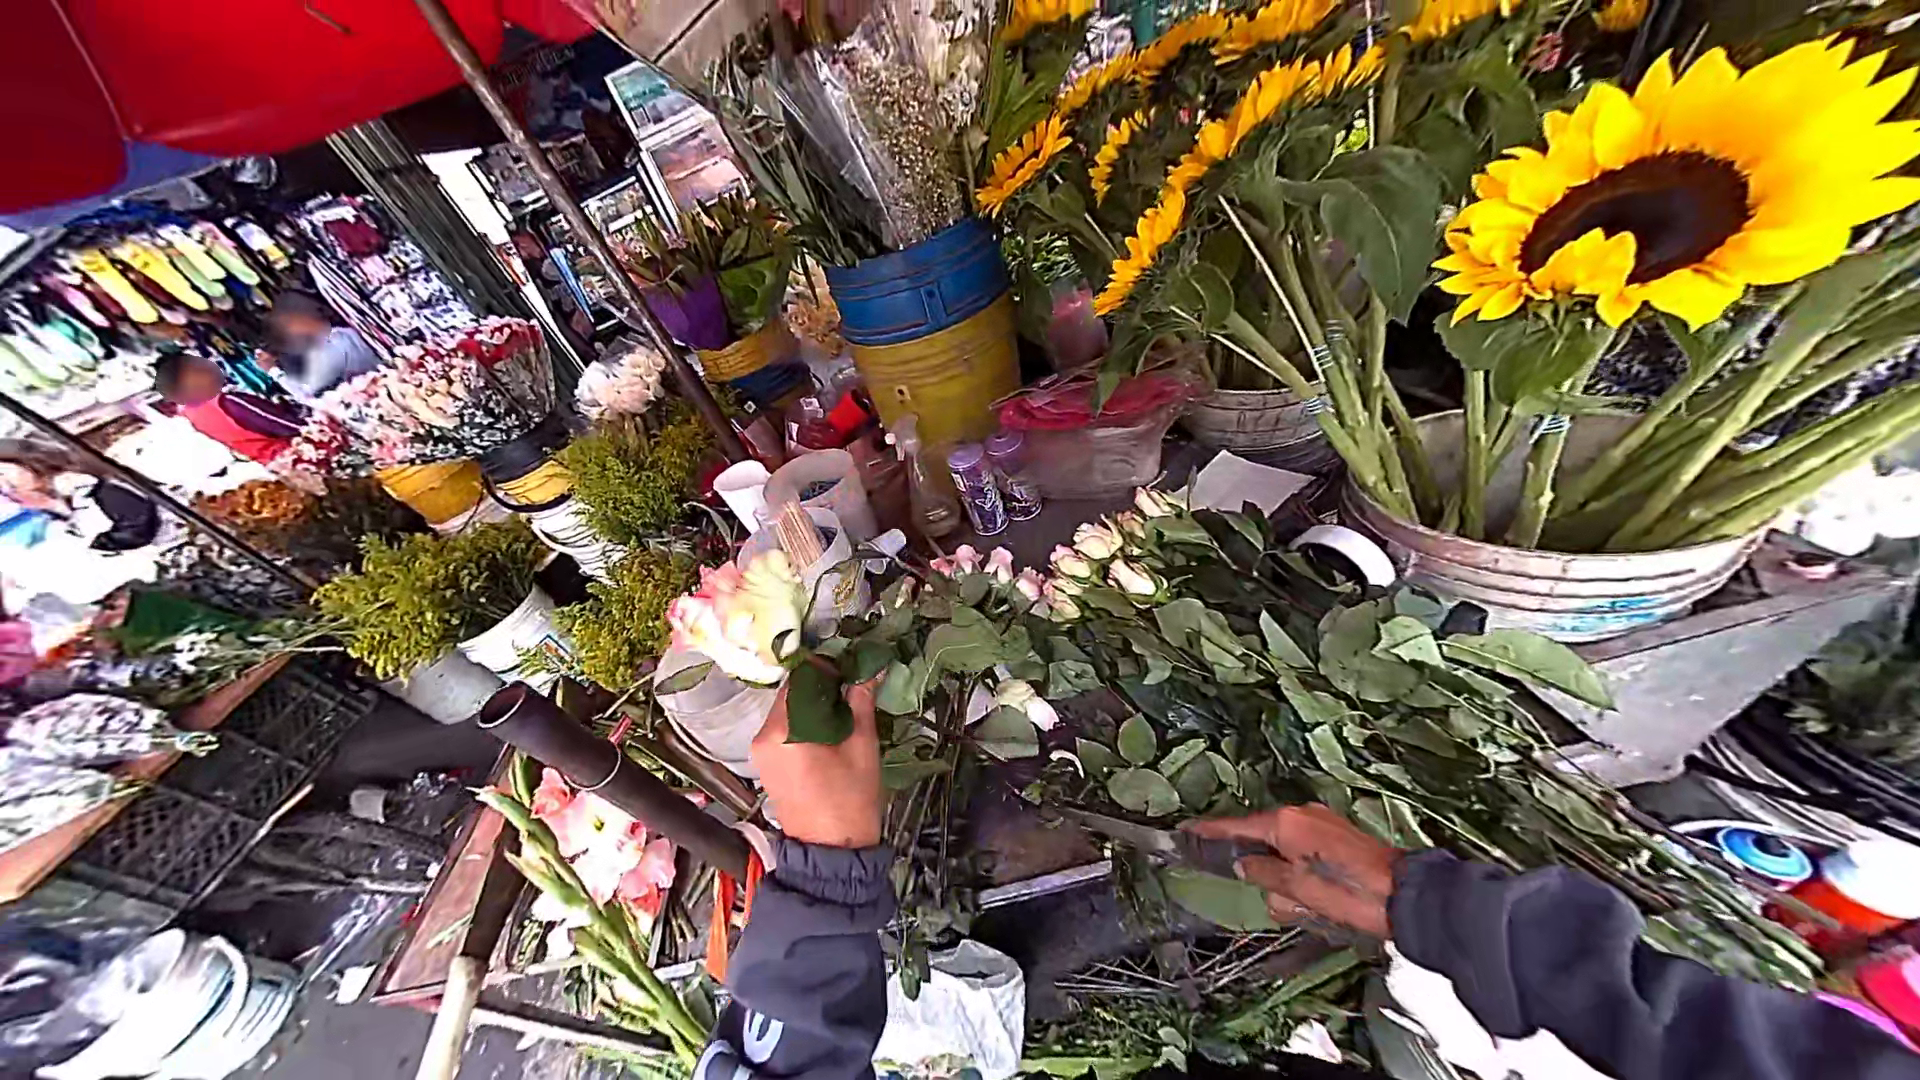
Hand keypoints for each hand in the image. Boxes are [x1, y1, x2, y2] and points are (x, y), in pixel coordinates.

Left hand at [750, 668, 882, 848]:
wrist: (831, 852)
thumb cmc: (849, 801)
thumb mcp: (862, 745)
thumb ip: (861, 702)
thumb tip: (868, 670)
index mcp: (784, 731)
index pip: (800, 679)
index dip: (826, 666)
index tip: (849, 663)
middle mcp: (764, 736)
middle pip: (791, 692)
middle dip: (820, 683)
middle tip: (851, 680)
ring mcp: (761, 751)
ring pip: (787, 708)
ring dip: (813, 700)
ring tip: (845, 701)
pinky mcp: (766, 762)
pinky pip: (784, 726)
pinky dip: (805, 718)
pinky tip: (830, 721)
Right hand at [1184, 803, 1399, 938]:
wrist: (1410, 896)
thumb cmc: (1349, 892)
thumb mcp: (1299, 890)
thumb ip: (1263, 873)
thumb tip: (1243, 864)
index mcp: (1284, 822)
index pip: (1235, 826)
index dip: (1209, 831)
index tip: (1186, 830)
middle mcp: (1298, 813)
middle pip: (1261, 836)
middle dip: (1260, 865)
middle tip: (1271, 895)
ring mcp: (1319, 820)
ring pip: (1284, 845)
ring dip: (1286, 872)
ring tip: (1306, 905)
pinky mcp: (1336, 832)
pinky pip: (1303, 846)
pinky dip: (1300, 866)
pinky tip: (1316, 893)